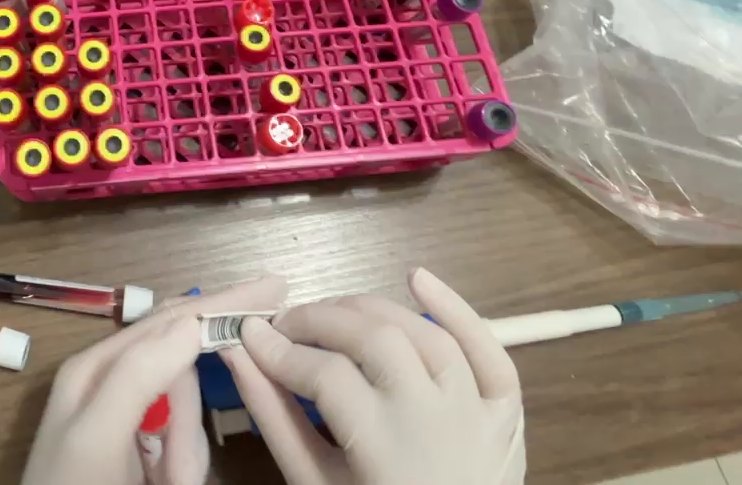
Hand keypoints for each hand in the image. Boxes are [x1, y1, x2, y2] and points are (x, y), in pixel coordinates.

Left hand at [20, 276, 287, 484]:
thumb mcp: (98, 434)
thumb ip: (139, 374)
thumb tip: (189, 320)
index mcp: (98, 364)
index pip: (171, 318)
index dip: (222, 301)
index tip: (275, 287)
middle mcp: (114, 381)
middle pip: (184, 374)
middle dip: (188, 426)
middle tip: (167, 470)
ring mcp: (131, 419)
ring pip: (189, 421)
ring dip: (182, 458)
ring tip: (156, 483)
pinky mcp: (144, 453)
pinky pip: (185, 452)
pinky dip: (181, 469)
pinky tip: (160, 483)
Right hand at [224, 268, 523, 484]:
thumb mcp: (315, 484)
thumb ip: (273, 417)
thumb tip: (237, 351)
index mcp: (389, 452)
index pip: (327, 374)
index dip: (281, 349)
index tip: (248, 335)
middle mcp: (440, 422)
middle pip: (375, 340)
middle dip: (319, 321)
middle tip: (284, 326)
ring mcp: (479, 416)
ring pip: (423, 334)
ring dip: (371, 310)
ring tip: (332, 314)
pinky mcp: (504, 416)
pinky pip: (490, 352)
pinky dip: (458, 309)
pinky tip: (416, 277)